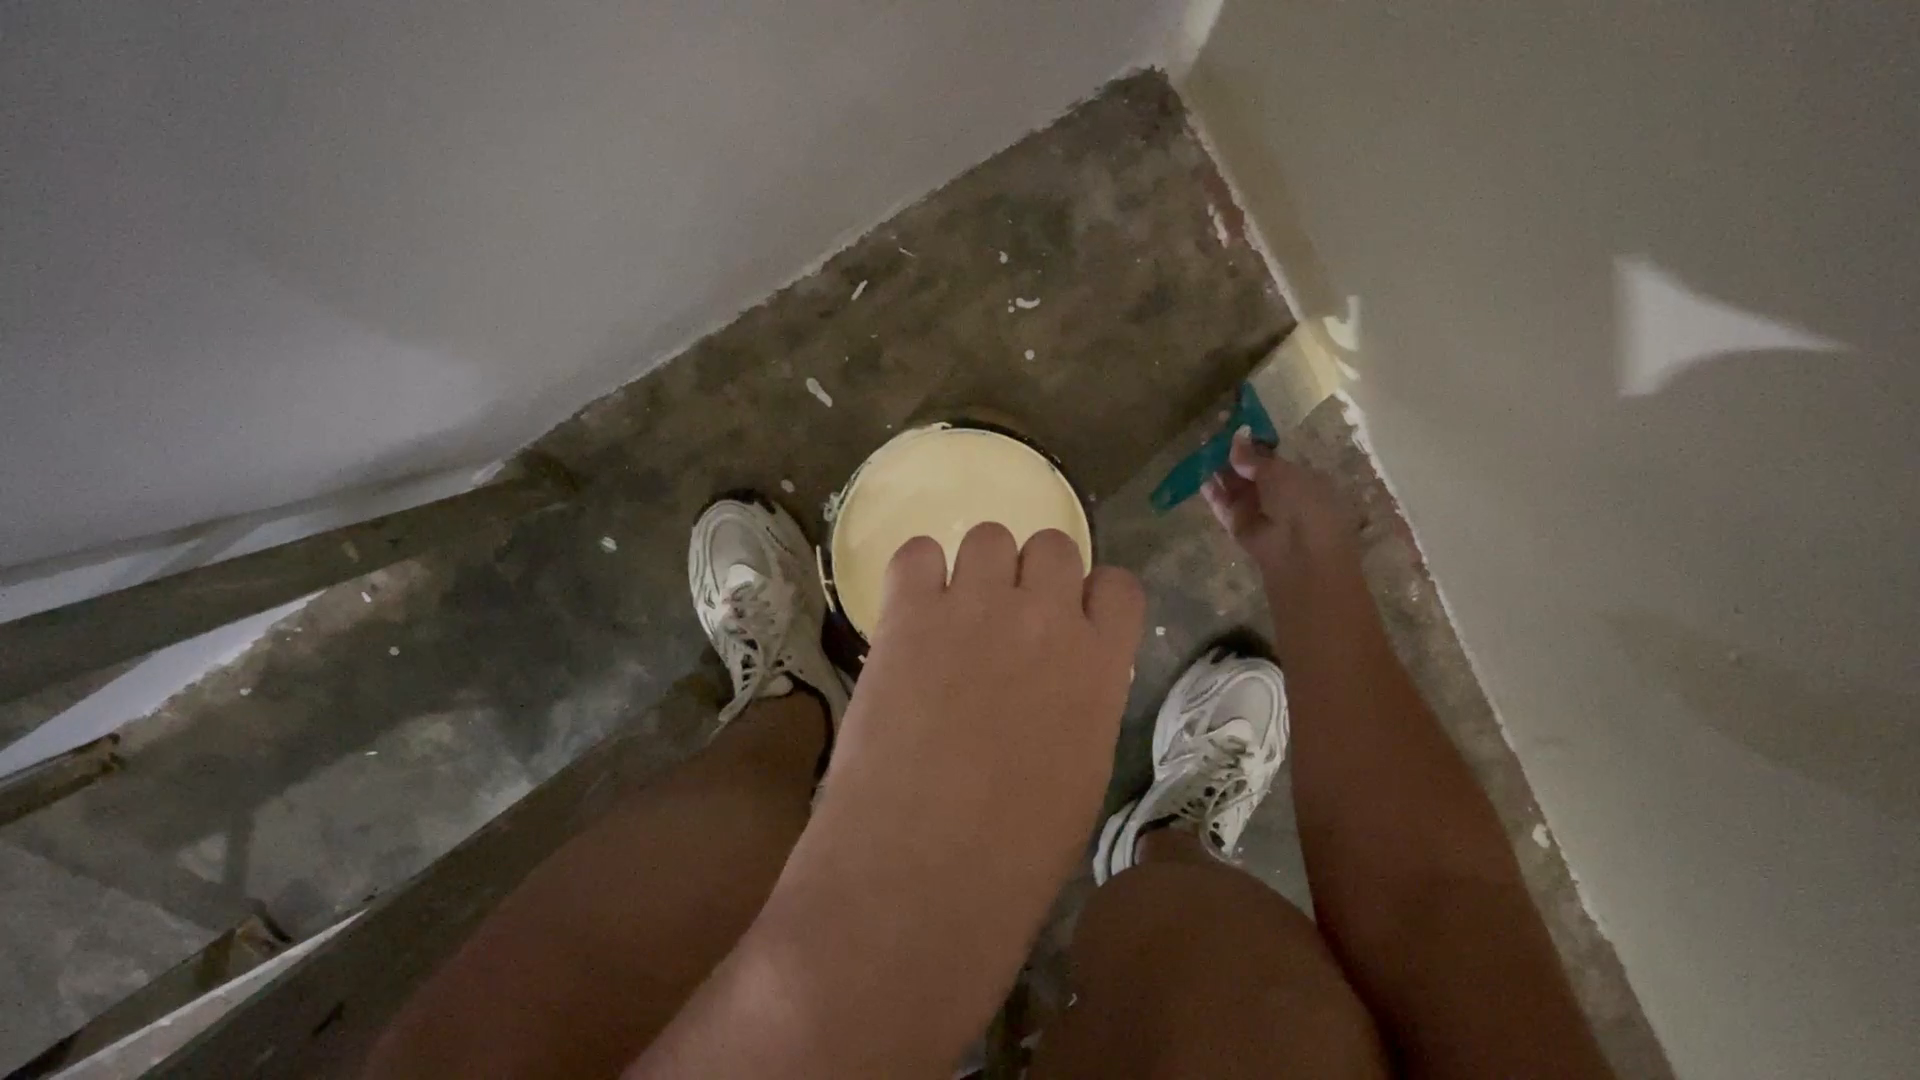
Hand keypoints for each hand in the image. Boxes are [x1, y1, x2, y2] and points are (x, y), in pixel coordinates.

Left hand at [827, 524, 1144, 885]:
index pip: (1118, 585)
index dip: (1091, 596)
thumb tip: (1060, 683)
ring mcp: (976, 608)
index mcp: (1101, 663)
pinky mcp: (909, 615)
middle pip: (1053, 544)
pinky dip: (916, 572)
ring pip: (988, 535)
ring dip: (977, 568)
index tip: (1069, 619)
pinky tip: (910, 610)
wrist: (926, 865)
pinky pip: (916, 553)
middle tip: (1003, 619)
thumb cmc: (1017, 849)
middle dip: (1033, 574)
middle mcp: (1046, 617)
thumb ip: (1082, 704)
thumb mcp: (1082, 773)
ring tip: (952, 614)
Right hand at [1202, 428, 1361, 585]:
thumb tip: (1236, 438)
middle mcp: (1280, 495)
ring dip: (1220, 474)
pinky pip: (1225, 509)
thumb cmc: (1302, 503)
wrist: (1300, 551)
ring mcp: (1259, 513)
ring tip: (1200, 454)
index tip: (1233, 429)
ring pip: (1235, 490)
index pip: (1272, 459)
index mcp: (1301, 479)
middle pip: (1250, 474)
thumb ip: (1254, 458)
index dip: (1252, 445)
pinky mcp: (1240, 529)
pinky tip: (1200, 479)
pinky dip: (1214, 496)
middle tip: (1210, 439)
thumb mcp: (1281, 472)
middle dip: (1232, 458)